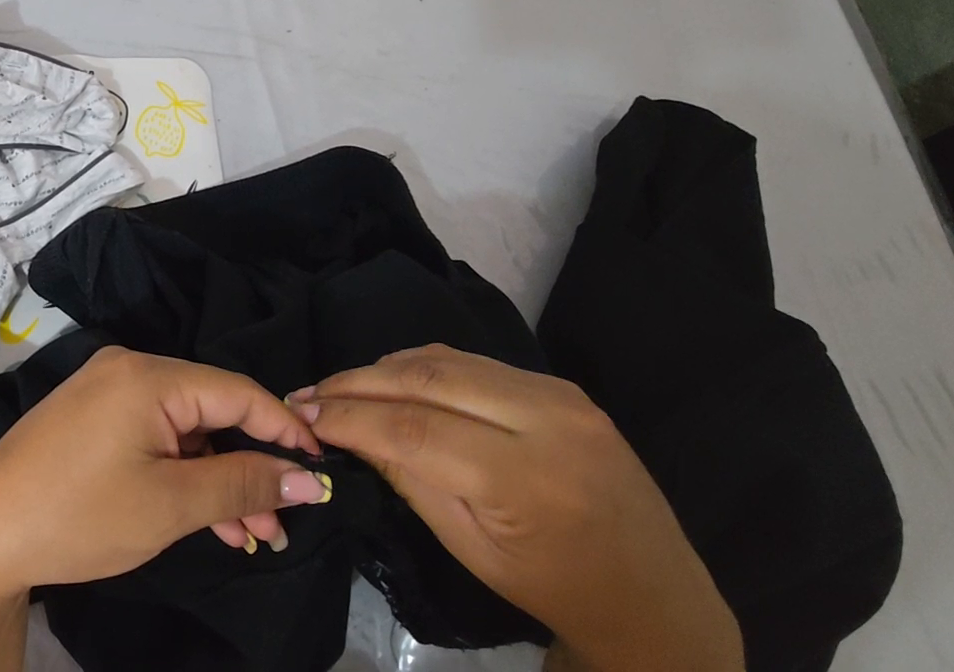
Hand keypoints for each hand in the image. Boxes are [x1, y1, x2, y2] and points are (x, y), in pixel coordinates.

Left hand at [0, 346, 330, 671]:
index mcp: (148, 375)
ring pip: (183, 429)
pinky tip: (205, 517)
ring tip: (249, 536)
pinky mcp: (89, 417)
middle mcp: (126, 369)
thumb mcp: (170, 504)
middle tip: (279, 526)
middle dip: (249, 467)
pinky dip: (181, 472)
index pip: (238, 391)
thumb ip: (242, 483)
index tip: (322, 471)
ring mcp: (103, 391)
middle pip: (211, 411)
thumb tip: (306, 477)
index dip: (285, 430)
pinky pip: (152, 436)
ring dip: (217, 478)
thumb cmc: (81, 516)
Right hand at [294, 344, 743, 671]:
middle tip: (308, 393)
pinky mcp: (559, 385)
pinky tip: (391, 381)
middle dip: (356, 382)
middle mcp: (547, 421)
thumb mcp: (468, 546)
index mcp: (527, 480)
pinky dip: (421, 368)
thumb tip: (342, 430)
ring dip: (384, 369)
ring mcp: (559, 395)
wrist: (654, 593)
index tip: (299, 413)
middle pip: (425, 379)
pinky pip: (473, 362)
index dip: (348, 417)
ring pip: (445, 360)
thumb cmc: (553, 586)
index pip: (413, 429)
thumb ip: (406, 477)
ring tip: (340, 387)